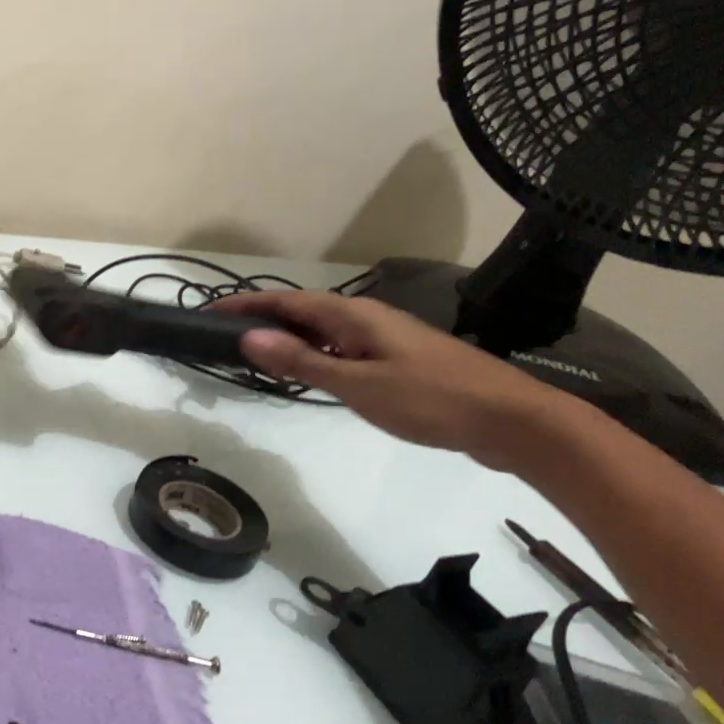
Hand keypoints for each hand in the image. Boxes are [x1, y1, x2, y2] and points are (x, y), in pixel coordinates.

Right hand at [215, 289, 583, 470]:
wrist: (515, 422)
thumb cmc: (432, 399)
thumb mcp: (358, 385)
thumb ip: (302, 362)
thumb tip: (249, 336)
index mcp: (354, 316)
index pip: (286, 301)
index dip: (246, 305)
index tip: (208, 312)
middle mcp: (366, 319)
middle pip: (302, 311)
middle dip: (262, 318)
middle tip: (223, 335)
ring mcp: (385, 340)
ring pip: (323, 331)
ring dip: (288, 337)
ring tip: (254, 353)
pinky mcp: (399, 362)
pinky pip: (341, 348)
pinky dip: (314, 355)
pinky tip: (309, 374)